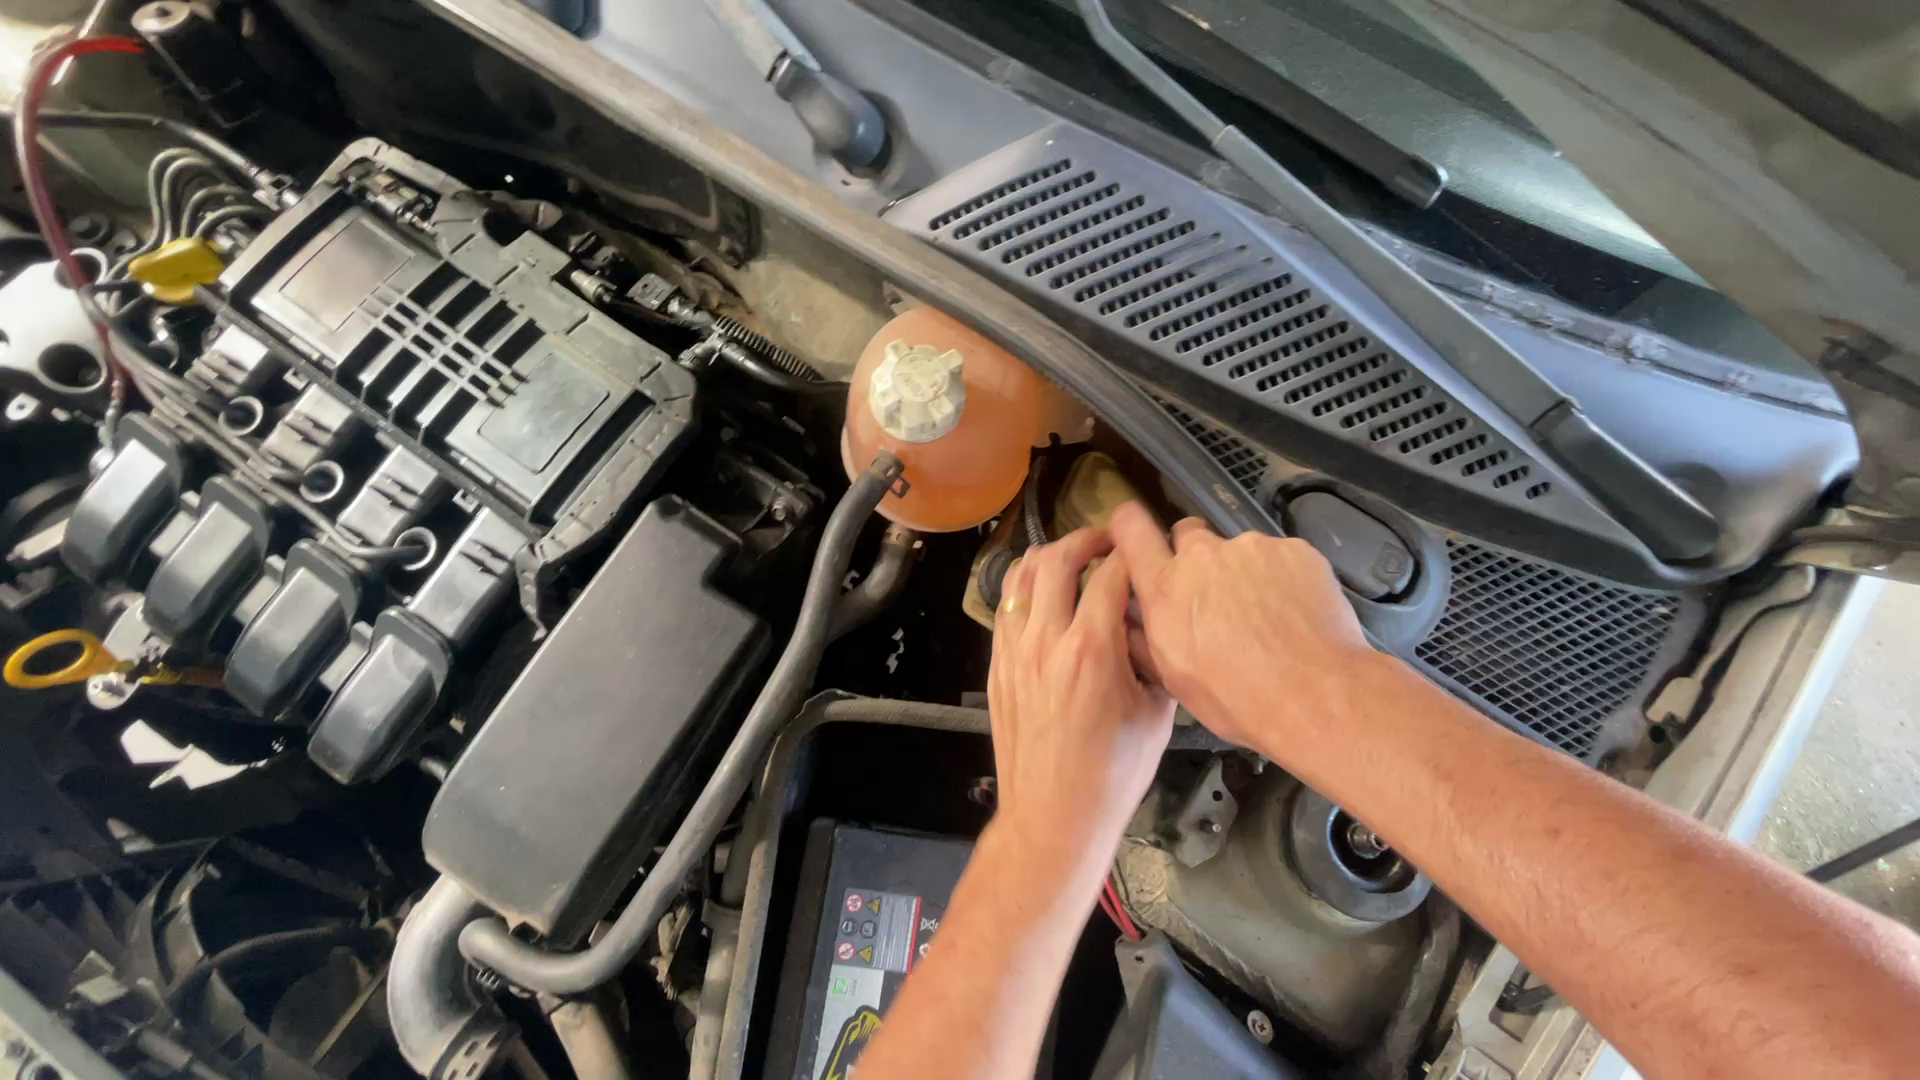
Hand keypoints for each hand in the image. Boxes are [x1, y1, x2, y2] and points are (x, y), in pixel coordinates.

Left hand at [988, 528, 1174, 882]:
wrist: (1053, 815)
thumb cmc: (1113, 773)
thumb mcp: (1157, 715)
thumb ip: (1155, 659)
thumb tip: (1151, 626)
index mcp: (1092, 648)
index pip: (1111, 575)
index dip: (1130, 555)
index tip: (1143, 553)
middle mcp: (1047, 639)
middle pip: (1057, 559)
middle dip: (1085, 540)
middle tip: (1105, 543)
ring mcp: (1014, 651)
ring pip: (1020, 577)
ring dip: (1047, 557)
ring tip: (1070, 558)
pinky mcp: (996, 666)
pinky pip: (1006, 608)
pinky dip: (1024, 590)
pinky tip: (1042, 597)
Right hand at [1108, 501, 1381, 754]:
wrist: (1314, 695)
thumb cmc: (1234, 697)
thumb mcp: (1173, 676)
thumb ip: (1150, 635)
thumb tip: (1138, 620)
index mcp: (1166, 586)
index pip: (1131, 528)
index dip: (1129, 525)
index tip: (1138, 536)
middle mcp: (1203, 555)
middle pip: (1188, 533)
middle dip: (1195, 555)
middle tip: (1215, 594)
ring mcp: (1252, 548)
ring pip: (1239, 550)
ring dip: (1244, 572)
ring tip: (1267, 615)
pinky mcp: (1296, 550)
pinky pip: (1281, 557)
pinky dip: (1283, 578)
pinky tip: (1296, 613)